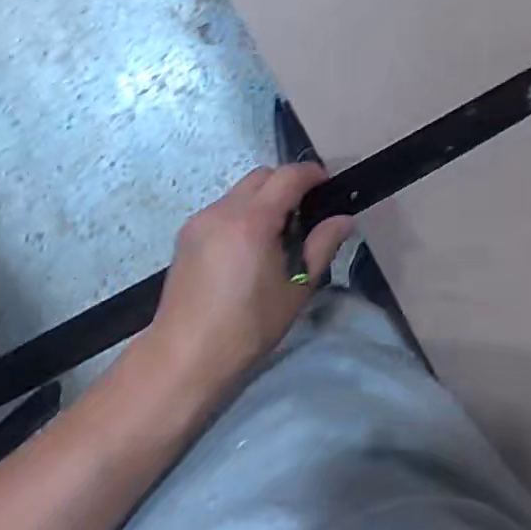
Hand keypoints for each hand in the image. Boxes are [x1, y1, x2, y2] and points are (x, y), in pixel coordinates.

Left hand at [143, 164, 354, 394]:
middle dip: (286, 183)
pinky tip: (248, 248)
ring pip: (239, 191)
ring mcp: (200, 220)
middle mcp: (222, 210)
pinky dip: (242, 213)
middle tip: (305, 213)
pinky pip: (222, 209)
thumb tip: (344, 219)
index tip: (327, 185)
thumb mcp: (296, 288)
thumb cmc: (248, 327)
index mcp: (252, 221)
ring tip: (276, 235)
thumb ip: (322, 246)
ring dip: (263, 199)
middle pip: (261, 176)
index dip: (311, 174)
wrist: (186, 355)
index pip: (287, 176)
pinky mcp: (186, 235)